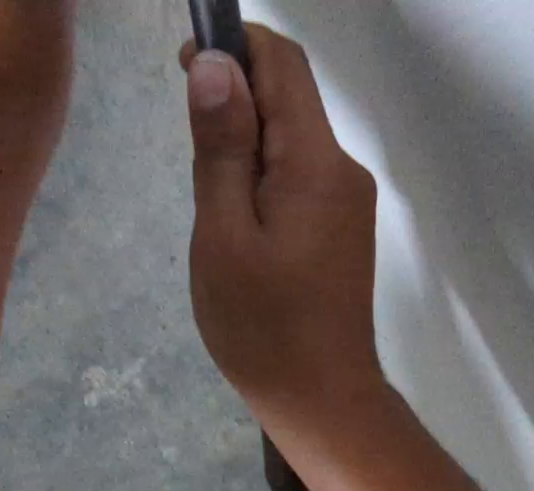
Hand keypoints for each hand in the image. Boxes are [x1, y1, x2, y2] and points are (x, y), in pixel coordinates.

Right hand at [182, 27, 382, 411]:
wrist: (320, 400)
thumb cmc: (263, 328)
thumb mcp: (223, 236)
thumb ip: (221, 149)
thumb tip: (216, 66)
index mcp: (315, 163)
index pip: (283, 64)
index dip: (233, 47)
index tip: (185, 67)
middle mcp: (343, 172)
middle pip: (289, 102)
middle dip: (235, 108)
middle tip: (194, 165)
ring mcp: (348, 206)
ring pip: (291, 147)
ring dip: (246, 155)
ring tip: (215, 217)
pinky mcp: (343, 236)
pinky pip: (299, 185)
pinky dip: (264, 186)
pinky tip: (242, 235)